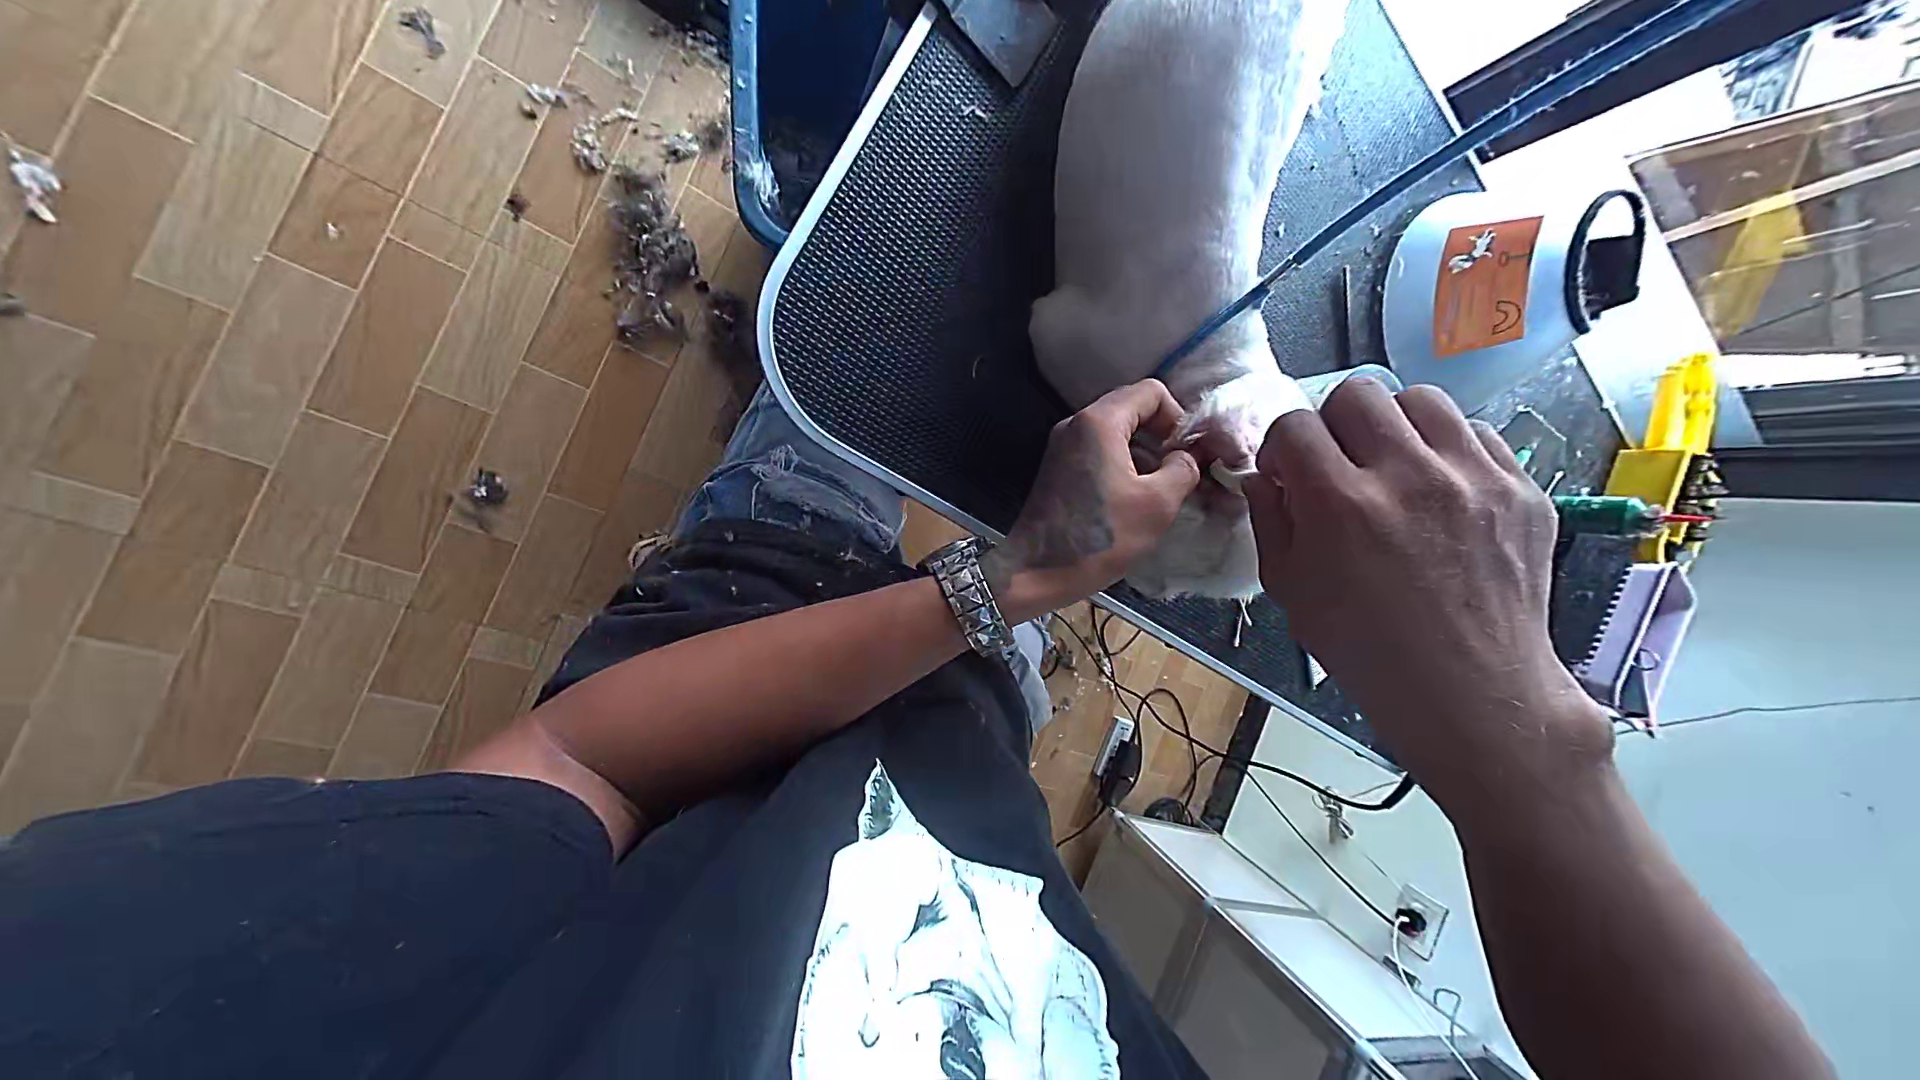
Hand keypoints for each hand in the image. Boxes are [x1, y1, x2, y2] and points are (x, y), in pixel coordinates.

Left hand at [985, 380, 1200, 621]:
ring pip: (1115, 432)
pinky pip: (1097, 451)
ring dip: (1144, 452)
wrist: (1037, 571)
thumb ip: (1183, 468)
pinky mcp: (1057, 468)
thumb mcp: (1158, 503)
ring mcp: (1062, 446)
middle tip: (1181, 469)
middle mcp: (1075, 424)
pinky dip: (1122, 463)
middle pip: (1131, 408)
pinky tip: (1135, 496)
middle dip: (1162, 434)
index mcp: (1098, 422)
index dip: (1178, 416)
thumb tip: (1185, 456)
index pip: (1151, 392)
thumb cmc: (1101, 537)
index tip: (1188, 452)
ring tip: (1163, 487)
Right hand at [1243, 379, 1611, 811]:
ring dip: (1388, 424)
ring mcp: (1473, 476)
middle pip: (1356, 393)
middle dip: (1329, 423)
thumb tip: (1262, 475)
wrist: (1468, 687)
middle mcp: (1407, 475)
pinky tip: (1434, 486)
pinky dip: (1442, 447)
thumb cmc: (1361, 644)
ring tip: (1387, 464)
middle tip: (1334, 462)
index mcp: (1340, 504)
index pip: (1294, 425)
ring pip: (1419, 399)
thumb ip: (1269, 519)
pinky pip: (1473, 432)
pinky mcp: (1520, 487)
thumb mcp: (1288, 586)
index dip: (1279, 445)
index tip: (1285, 472)